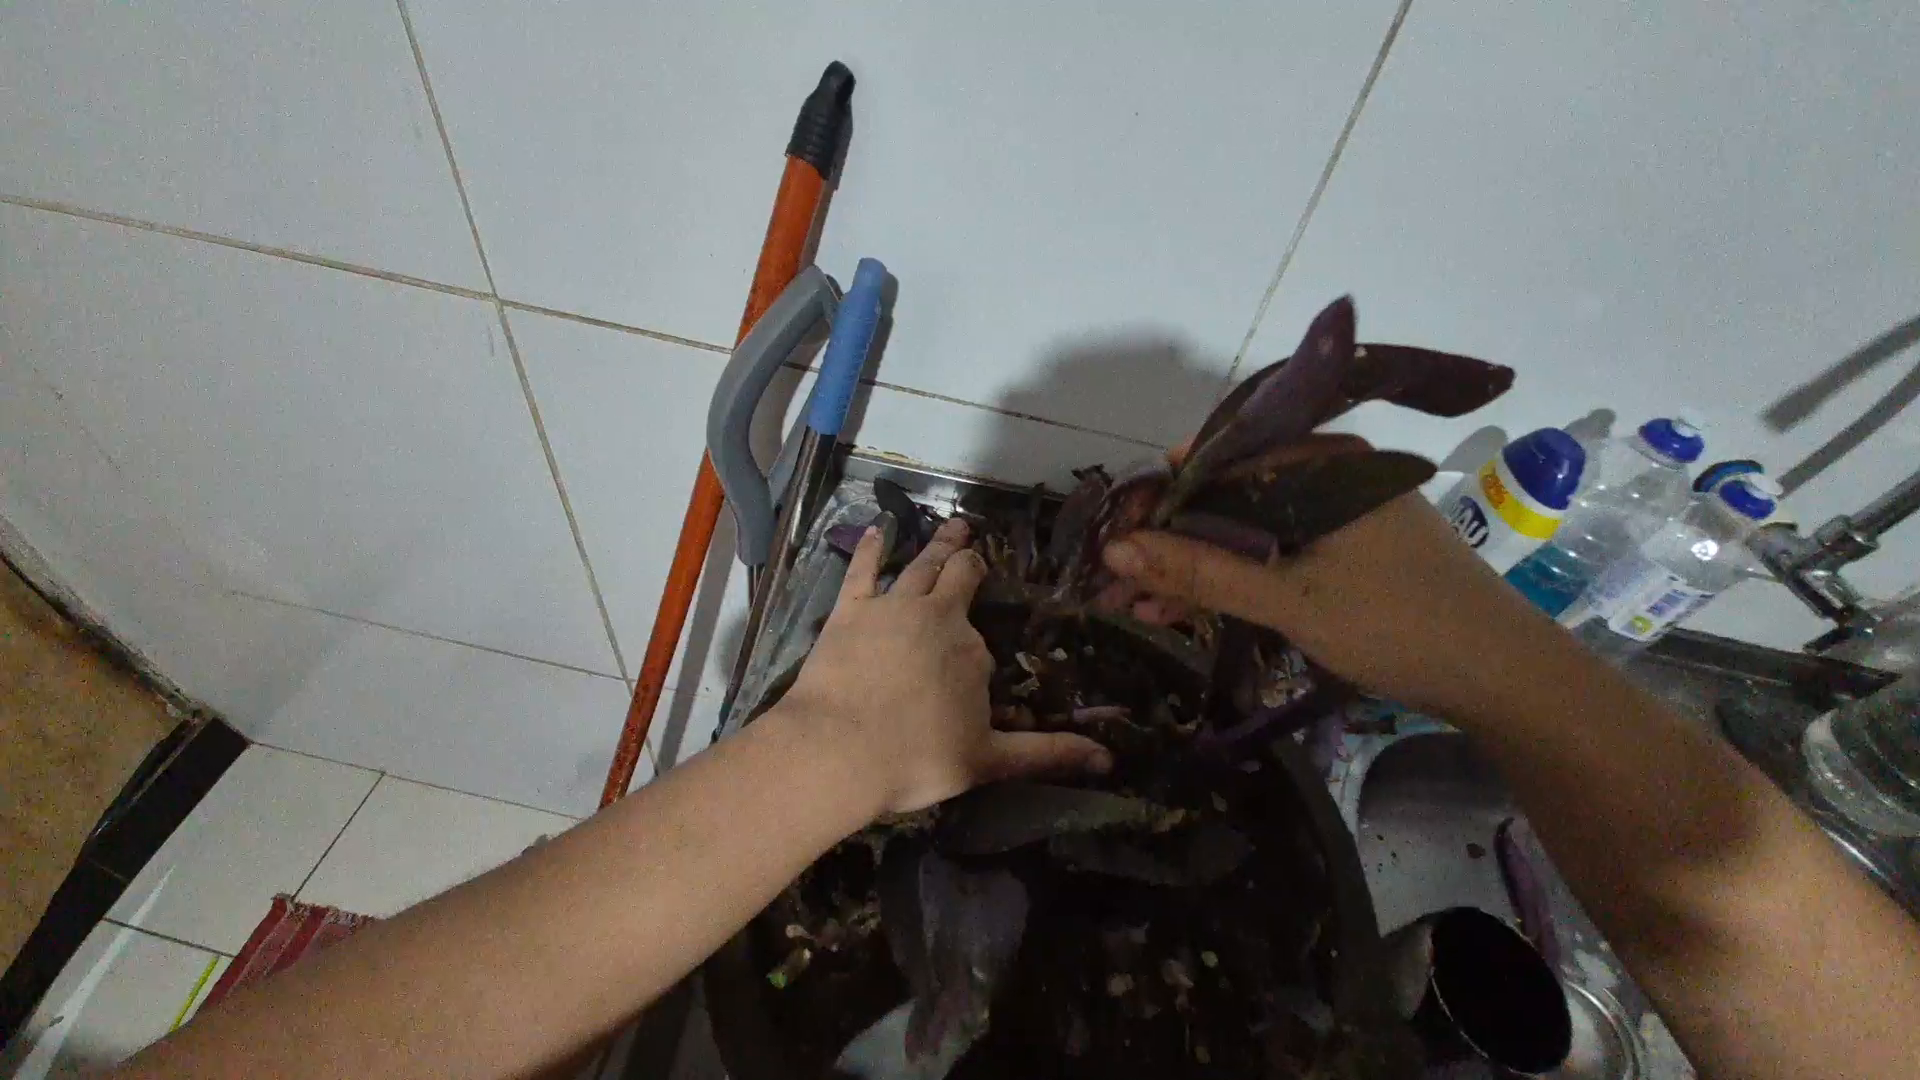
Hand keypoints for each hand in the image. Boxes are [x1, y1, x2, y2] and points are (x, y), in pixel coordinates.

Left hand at [780, 517, 1111, 815]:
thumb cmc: (916, 759)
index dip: (982, 649)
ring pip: (920, 565)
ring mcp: (892, 607)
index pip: (984, 642)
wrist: (839, 752)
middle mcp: (938, 616)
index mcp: (973, 651)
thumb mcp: (989, 760)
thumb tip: (1108, 759)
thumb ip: (1046, 753)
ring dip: (938, 544)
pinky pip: (862, 569)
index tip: (978, 658)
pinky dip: (872, 548)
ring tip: (953, 525)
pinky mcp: (850, 609)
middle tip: (975, 544)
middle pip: (959, 578)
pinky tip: (878, 529)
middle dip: (970, 562)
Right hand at [1101, 489, 1560, 718]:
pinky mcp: (1339, 549)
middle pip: (1225, 499)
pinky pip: (1268, 553)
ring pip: (1242, 531)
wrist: (1506, 679)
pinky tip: (1181, 611)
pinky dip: (1228, 580)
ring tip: (1134, 606)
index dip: (1158, 498)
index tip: (1113, 534)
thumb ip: (1200, 572)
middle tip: (1114, 580)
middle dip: (1167, 542)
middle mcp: (1326, 474)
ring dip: (1191, 567)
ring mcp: (1333, 514)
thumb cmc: (1399, 625)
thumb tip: (1114, 551)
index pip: (1217, 462)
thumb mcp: (1288, 600)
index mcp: (1323, 462)